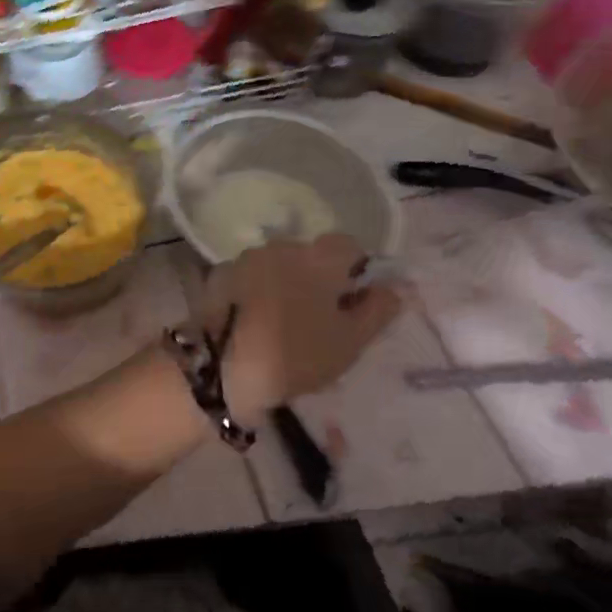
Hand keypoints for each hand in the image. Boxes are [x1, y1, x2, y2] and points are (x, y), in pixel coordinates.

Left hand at [198, 234, 404, 417]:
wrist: (221, 366)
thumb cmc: (296, 354)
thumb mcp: (350, 341)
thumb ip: (377, 310)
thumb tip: (391, 287)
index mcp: (318, 257)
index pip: (348, 245)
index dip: (355, 270)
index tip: (352, 302)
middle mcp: (282, 246)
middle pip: (310, 255)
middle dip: (319, 278)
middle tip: (319, 319)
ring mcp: (247, 258)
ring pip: (279, 265)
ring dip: (286, 283)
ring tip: (283, 324)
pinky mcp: (220, 275)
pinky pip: (251, 277)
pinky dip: (257, 291)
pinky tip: (254, 321)